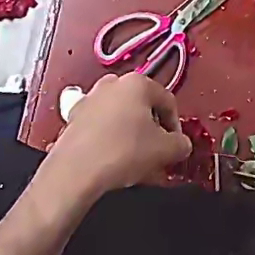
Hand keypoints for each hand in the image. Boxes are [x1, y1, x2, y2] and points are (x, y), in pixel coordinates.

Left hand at [45, 73, 192, 196]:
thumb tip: (180, 145)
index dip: (176, 126)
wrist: (75, 172)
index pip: (168, 102)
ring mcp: (89, 100)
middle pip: (142, 107)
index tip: (176, 146)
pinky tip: (113, 162)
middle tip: (157, 153)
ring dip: (131, 136)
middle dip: (152, 130)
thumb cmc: (124, 152)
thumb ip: (182, 143)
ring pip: (120, 118)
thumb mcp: (167, 150)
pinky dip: (110, 141)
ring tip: (136, 162)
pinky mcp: (72, 119)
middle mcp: (112, 84)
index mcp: (137, 82)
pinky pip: (101, 128)